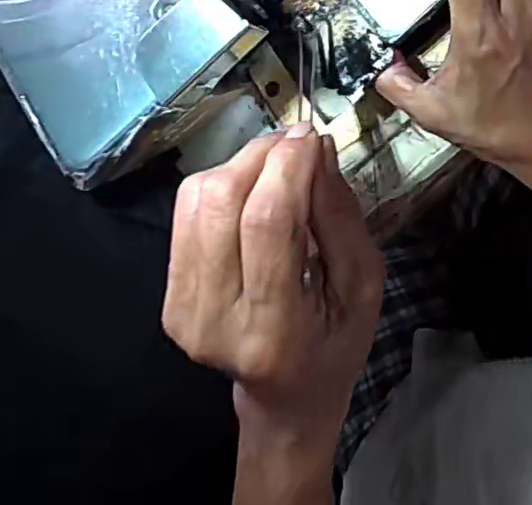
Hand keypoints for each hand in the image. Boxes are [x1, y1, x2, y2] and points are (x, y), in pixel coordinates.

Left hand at [162, 125, 383, 502]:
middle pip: (224, 200)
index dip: (288, 165)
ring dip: (242, 163)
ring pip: (200, 196)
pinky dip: (222, 181)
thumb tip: (317, 149)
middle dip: (264, 154)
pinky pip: (187, 208)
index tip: (311, 135)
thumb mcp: (363, 285)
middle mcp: (213, 319)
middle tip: (297, 144)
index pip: (268, 221)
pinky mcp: (168, 293)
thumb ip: (341, 216)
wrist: (284, 397)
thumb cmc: (335, 343)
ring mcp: (182, 307)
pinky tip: (250, 188)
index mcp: (272, 330)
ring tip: (278, 165)